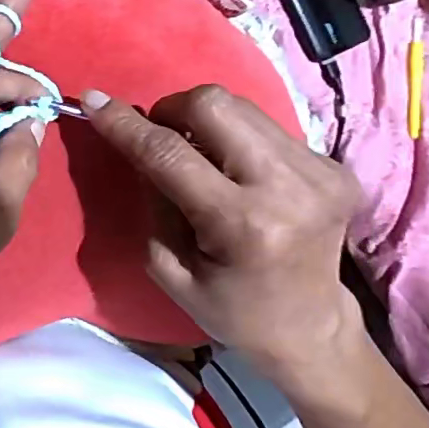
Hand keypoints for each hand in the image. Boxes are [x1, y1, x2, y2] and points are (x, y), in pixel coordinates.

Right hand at [83, 84, 363, 380]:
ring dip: (204, 121)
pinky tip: (237, 171)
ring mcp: (319, 171)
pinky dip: (236, 138)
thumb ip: (153, 200)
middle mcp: (288, 187)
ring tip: (198, 155)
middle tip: (159, 135)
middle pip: (214, 105)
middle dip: (172, 110)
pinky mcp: (335, 165)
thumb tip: (141, 142)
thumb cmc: (229, 308)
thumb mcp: (169, 267)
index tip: (93, 101)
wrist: (310, 327)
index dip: (126, 124)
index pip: (171, 154)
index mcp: (243, 224)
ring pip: (241, 105)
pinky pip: (266, 125)